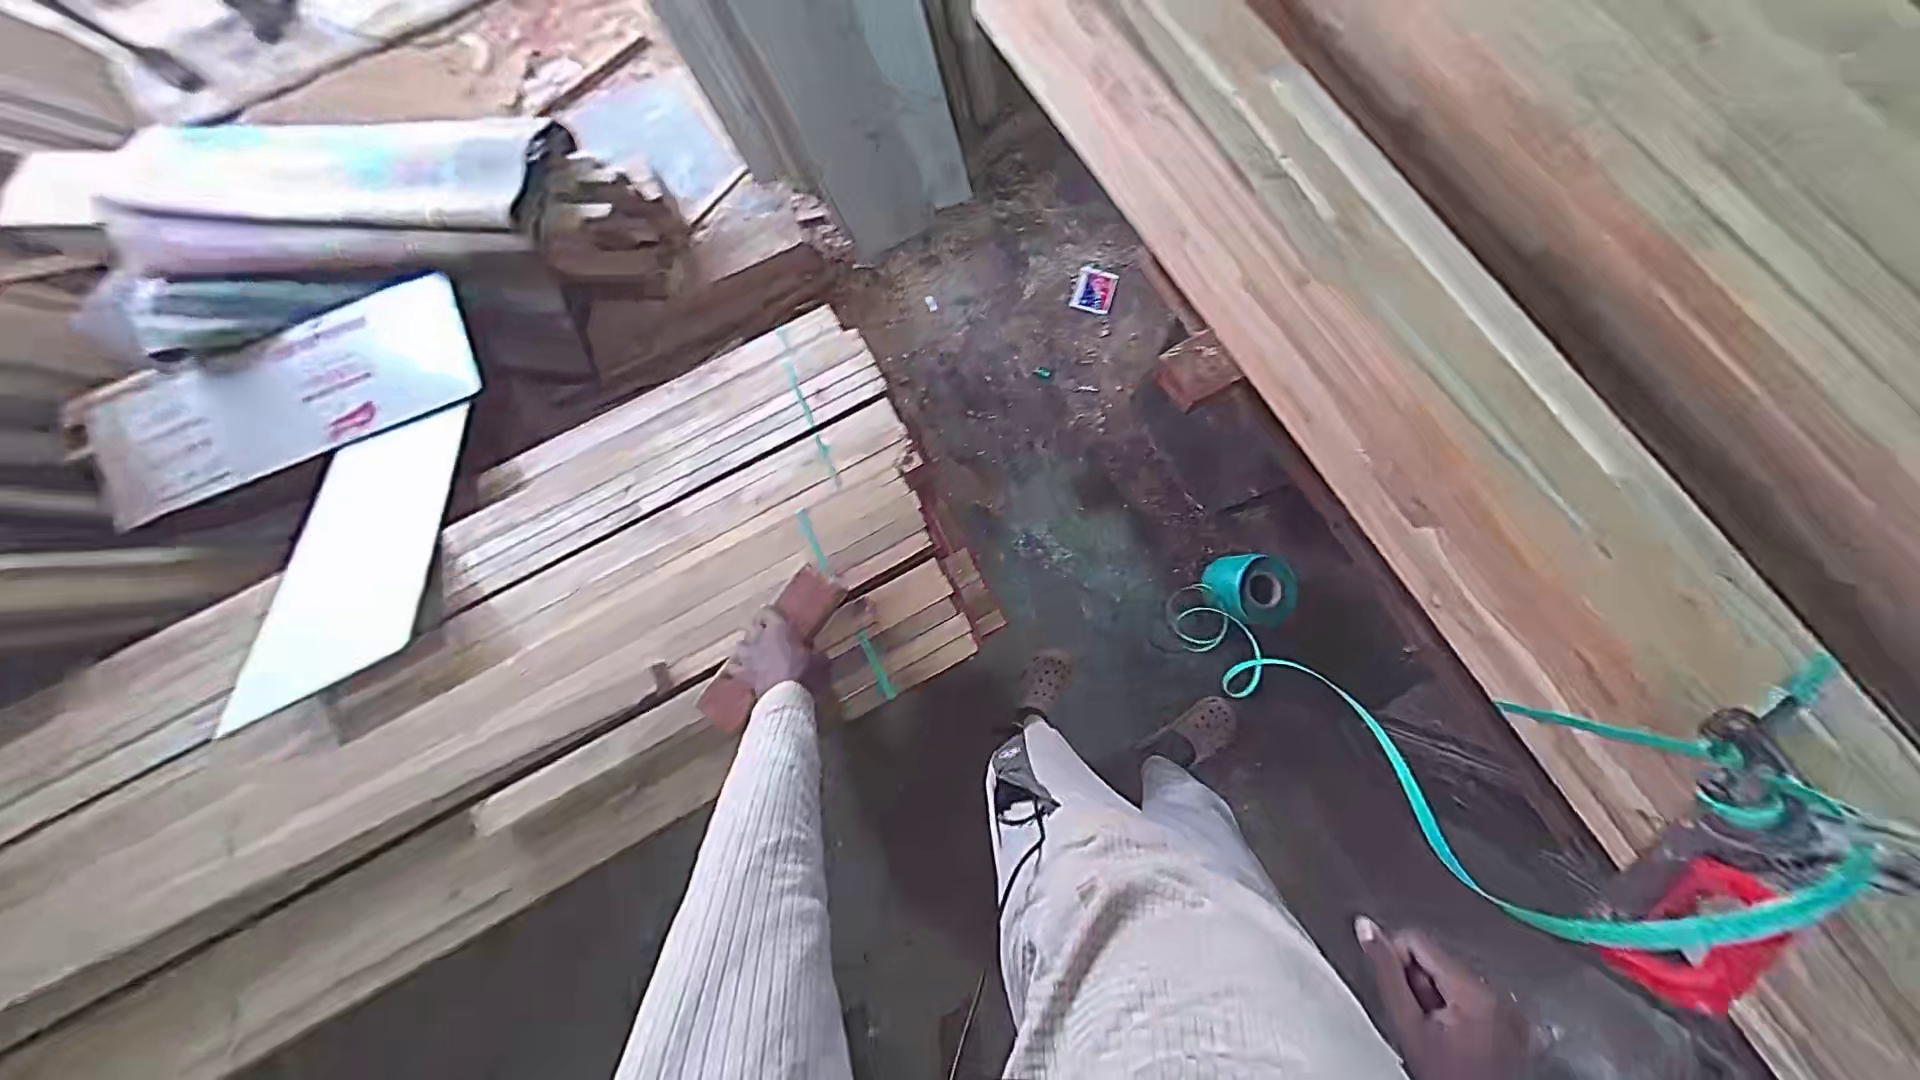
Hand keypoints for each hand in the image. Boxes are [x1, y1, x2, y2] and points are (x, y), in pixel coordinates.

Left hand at [735, 607, 812, 696]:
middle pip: (752, 625)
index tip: (775, 618)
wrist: (786, 697)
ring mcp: (748, 656)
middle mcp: (759, 637)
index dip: (770, 614)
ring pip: (740, 644)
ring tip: (753, 651)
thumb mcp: (819, 659)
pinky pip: (732, 667)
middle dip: (759, 629)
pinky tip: (741, 668)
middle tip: (768, 635)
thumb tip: (814, 652)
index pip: (767, 611)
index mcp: (778, 628)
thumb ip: (813, 651)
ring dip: (747, 646)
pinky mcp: (741, 674)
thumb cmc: (805, 673)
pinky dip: (736, 667)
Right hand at [1356, 917, 1523, 1079]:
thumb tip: (1365, 926)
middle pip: (1436, 956)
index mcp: (1475, 992)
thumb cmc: (1443, 1076)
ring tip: (1438, 1028)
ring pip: (1451, 972)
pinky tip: (1455, 1032)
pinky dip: (1455, 1004)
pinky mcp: (1514, 1020)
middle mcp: (1500, 995)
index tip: (1402, 993)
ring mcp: (1511, 1009)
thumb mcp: (1405, 1022)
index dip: (1397, 960)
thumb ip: (1385, 969)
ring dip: (1435, 992)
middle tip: (1422, 1018)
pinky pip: (1470, 990)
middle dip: (1419, 980)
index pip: (1417, 939)